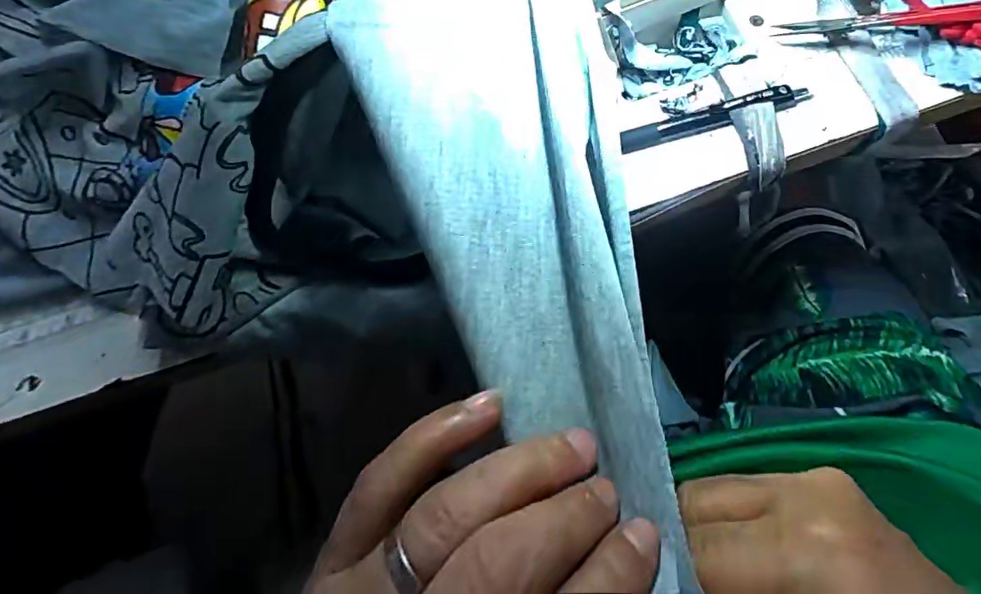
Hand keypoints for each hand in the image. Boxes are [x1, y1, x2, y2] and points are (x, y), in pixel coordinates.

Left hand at [305, 391, 659, 592]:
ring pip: (444, 512)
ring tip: (573, 445)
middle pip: (494, 562)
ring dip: (517, 471)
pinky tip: (490, 404)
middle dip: (563, 519)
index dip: (606, 579)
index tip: (645, 535)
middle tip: (608, 490)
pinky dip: (436, 437)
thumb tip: (620, 552)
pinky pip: (381, 481)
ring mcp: (360, 584)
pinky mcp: (335, 549)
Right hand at [682, 468, 960, 593]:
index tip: (650, 578)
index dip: (668, 569)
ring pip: (719, 485)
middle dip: (678, 539)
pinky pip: (752, 487)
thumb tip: (672, 575)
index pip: (698, 546)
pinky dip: (734, 518)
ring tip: (703, 563)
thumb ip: (727, 589)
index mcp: (809, 548)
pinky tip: (737, 553)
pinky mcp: (828, 477)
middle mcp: (807, 491)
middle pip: (698, 498)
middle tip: (670, 571)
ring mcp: (820, 476)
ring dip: (703, 526)